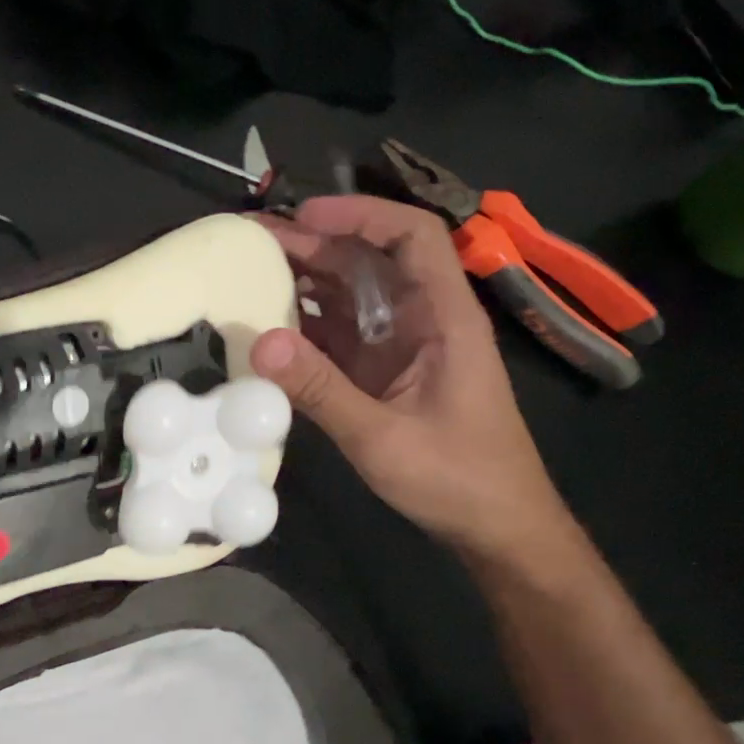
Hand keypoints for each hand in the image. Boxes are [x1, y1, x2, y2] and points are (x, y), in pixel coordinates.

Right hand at [249, 196, 571, 556]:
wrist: (496, 528)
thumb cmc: (458, 478)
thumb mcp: (382, 437)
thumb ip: (320, 390)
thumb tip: (260, 342)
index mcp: (445, 318)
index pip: (411, 238)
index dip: (359, 216)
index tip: (301, 217)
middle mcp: (423, 320)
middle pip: (369, 262)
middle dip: (314, 245)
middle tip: (249, 242)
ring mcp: (402, 348)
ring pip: (350, 296)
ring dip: (304, 281)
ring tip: (247, 273)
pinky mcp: (383, 375)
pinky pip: (340, 336)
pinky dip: (304, 326)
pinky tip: (266, 325)